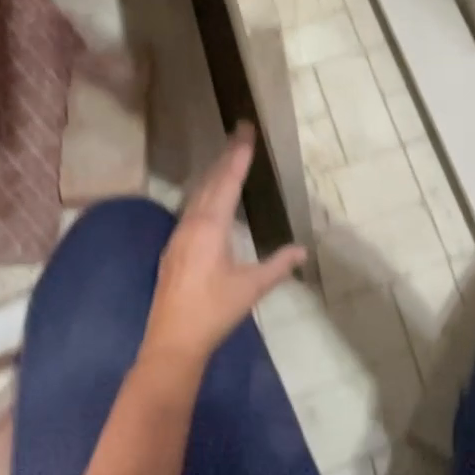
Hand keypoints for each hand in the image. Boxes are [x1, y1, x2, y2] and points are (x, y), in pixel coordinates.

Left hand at [141, 123, 305, 366]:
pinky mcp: (173, 249)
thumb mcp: (251, 288)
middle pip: (210, 181)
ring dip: (213, 173)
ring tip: (226, 157)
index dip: (239, 156)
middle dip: (226, 157)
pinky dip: (203, 193)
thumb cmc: (214, 311)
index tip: (246, 132)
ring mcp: (179, 236)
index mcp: (211, 227)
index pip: (228, 182)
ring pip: (197, 194)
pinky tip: (208, 196)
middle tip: (238, 133)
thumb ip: (278, 265)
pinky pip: (190, 209)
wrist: (172, 342)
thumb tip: (302, 251)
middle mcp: (192, 224)